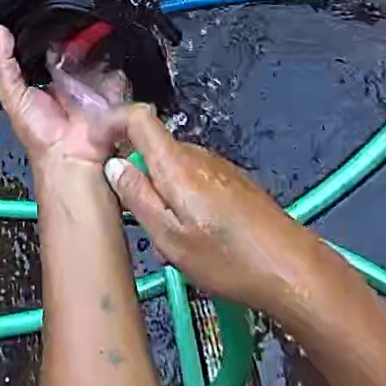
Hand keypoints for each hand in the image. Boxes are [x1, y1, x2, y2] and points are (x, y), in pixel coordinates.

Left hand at [0, 25, 129, 168]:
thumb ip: (3, 64)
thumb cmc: (39, 134)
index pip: (49, 48)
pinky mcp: (110, 89)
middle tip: (72, 21)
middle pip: (75, 46)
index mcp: (47, 79)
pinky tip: (104, 51)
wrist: (68, 155)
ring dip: (94, 42)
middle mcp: (70, 78)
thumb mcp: (13, 95)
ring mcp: (92, 83)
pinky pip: (116, 69)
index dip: (48, 32)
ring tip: (89, 31)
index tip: (49, 14)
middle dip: (75, 33)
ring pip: (96, 53)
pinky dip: (112, 61)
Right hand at [103, 107, 329, 317]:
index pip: (137, 117)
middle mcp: (196, 155)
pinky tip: (193, 239)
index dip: (111, 121)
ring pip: (172, 168)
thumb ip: (137, 197)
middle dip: (136, 174)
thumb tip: (113, 166)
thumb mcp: (169, 237)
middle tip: (135, 219)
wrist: (291, 269)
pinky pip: (193, 180)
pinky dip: (181, 200)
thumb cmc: (227, 258)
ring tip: (167, 241)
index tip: (95, 145)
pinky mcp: (232, 181)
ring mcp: (217, 166)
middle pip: (152, 146)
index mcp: (176, 163)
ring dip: (160, 194)